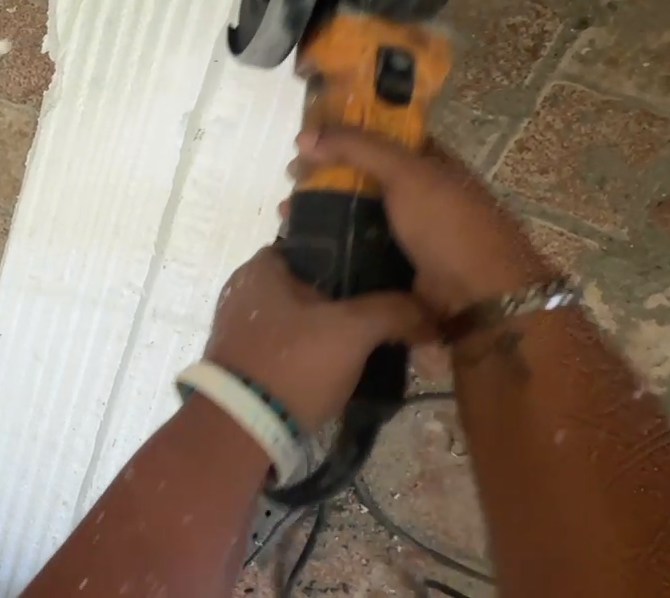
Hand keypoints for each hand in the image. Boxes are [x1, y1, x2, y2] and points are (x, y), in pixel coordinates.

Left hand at [204, 247, 433, 431]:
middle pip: (308, 286)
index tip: (385, 280)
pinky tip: (346, 369)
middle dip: (347, 303)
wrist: (244, 421)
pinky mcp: (245, 356)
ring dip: (334, 332)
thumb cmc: (293, 361)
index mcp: (259, 268)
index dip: (349, 260)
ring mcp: (241, 323)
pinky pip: (289, 343)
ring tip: (375, 347)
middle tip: (388, 321)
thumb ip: (392, 312)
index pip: (311, 249)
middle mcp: (244, 288)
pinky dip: (315, 352)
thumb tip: (428, 312)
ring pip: (301, 318)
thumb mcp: (351, 331)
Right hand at [294, 128, 555, 316]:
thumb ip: (357, 148)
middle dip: (321, 172)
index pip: (381, 137)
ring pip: (351, 209)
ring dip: (317, 208)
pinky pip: (349, 243)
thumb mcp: (408, 174)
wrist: (482, 302)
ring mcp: (405, 231)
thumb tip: (302, 136)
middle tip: (291, 176)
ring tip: (285, 211)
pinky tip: (298, 237)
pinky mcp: (390, 263)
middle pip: (360, 173)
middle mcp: (418, 194)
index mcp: (431, 165)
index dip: (344, 133)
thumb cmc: (450, 227)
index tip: (307, 137)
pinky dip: (324, 239)